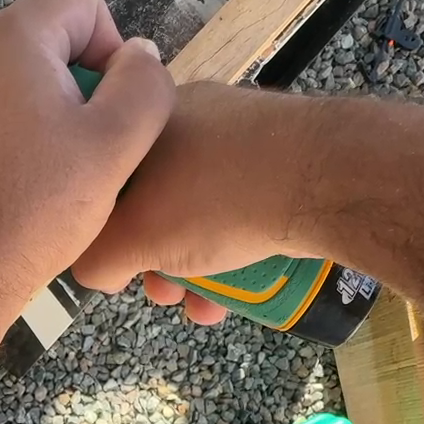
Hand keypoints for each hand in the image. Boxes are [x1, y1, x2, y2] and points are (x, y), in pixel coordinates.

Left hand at [0, 0, 173, 313]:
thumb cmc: (34, 211)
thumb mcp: (115, 144)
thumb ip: (145, 84)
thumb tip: (141, 57)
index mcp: (13, 39)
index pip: (82, 3)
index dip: (116, 50)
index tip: (118, 110)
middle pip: (52, 45)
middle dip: (85, 91)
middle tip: (96, 151)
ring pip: (25, 89)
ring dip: (56, 123)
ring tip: (65, 178)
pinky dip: (22, 145)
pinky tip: (30, 191)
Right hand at [71, 81, 337, 324]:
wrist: (329, 177)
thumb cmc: (214, 201)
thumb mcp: (131, 239)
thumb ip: (94, 259)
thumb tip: (101, 271)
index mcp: (145, 120)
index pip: (105, 182)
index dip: (105, 235)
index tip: (121, 270)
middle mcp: (190, 116)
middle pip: (152, 204)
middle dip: (155, 262)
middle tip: (166, 295)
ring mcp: (240, 134)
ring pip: (198, 213)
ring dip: (195, 269)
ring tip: (209, 307)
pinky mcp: (283, 156)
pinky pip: (240, 210)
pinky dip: (234, 251)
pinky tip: (242, 288)